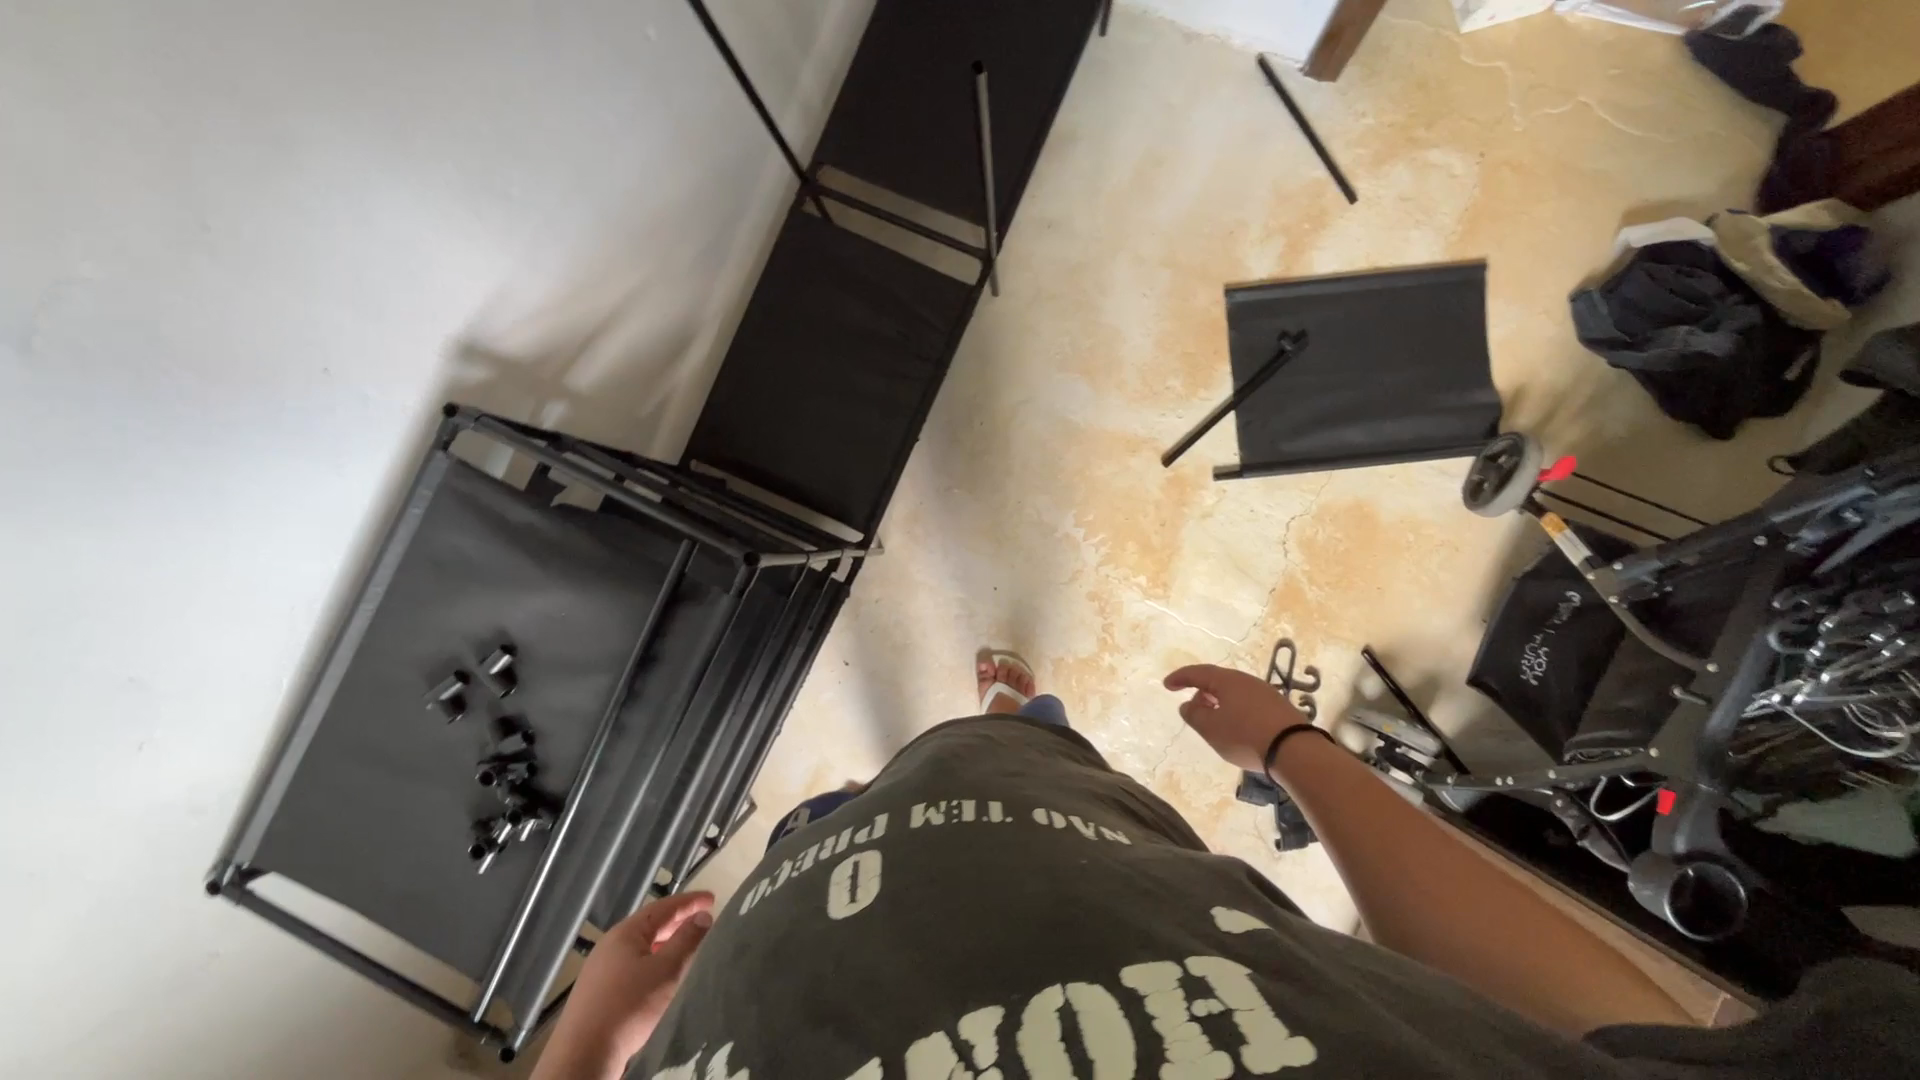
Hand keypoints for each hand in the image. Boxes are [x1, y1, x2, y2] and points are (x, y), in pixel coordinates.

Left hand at [533, 892, 713, 1079]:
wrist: (582, 1056)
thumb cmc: (629, 1006)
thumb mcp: (667, 970)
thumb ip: (687, 940)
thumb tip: (702, 916)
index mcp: (625, 933)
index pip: (663, 908)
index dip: (689, 902)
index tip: (712, 899)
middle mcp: (609, 946)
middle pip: (649, 925)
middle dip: (677, 921)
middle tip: (703, 921)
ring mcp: (600, 970)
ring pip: (640, 948)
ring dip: (665, 943)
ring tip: (687, 948)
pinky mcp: (597, 993)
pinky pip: (632, 966)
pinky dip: (652, 962)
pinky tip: (661, 977)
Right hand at [1164, 664, 1309, 772]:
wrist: (1294, 750)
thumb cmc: (1244, 736)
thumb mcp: (1211, 729)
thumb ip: (1194, 715)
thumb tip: (1187, 705)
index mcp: (1227, 681)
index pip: (1197, 673)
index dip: (1180, 678)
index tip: (1167, 685)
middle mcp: (1246, 681)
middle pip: (1217, 681)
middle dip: (1201, 692)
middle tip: (1192, 709)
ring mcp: (1266, 693)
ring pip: (1234, 692)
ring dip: (1219, 702)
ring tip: (1213, 720)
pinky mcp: (1278, 707)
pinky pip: (1248, 702)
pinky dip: (1235, 709)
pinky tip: (1236, 726)